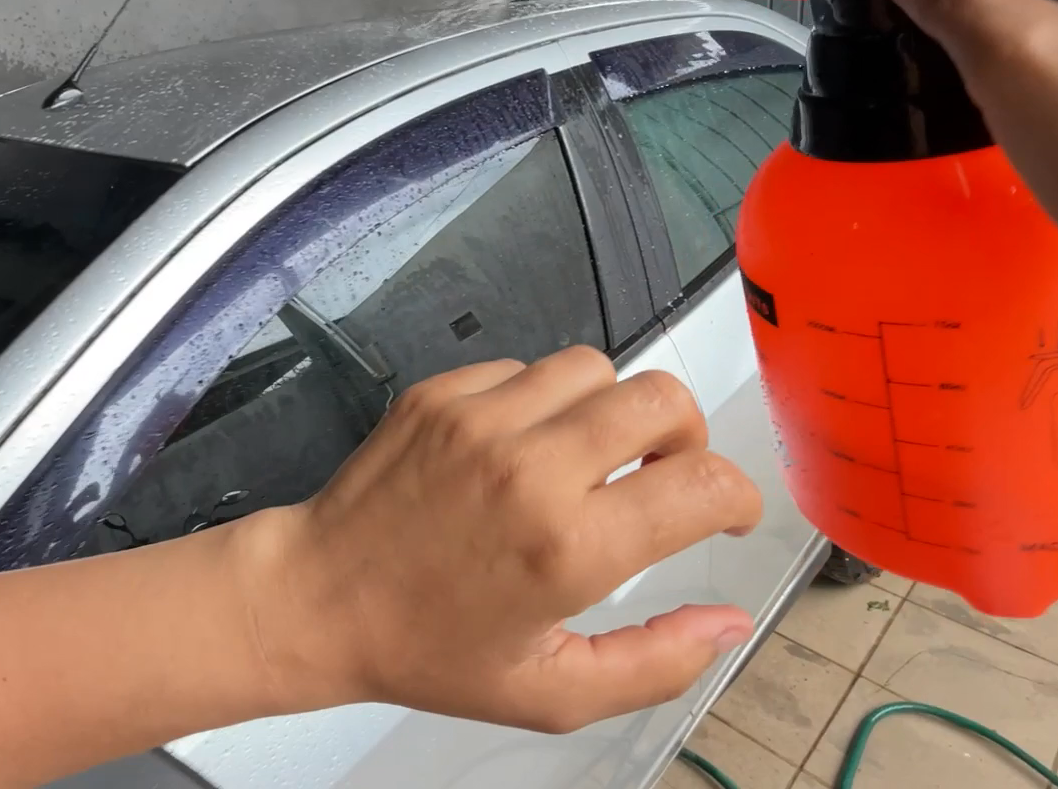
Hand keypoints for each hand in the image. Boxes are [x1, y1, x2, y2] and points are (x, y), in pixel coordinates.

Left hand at [240, 347, 761, 732]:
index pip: (705, 482)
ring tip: (581, 456)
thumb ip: (658, 663)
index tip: (722, 511)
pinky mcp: (438, 392)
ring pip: (591, 367)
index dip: (736, 496)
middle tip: (657, 474)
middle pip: (660, 398)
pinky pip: (521, 366)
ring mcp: (477, 416)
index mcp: (569, 545)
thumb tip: (729, 622)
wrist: (320, 593)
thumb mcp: (553, 692)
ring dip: (608, 409)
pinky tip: (513, 444)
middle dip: (683, 435)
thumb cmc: (428, 649)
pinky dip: (537, 398)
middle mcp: (528, 464)